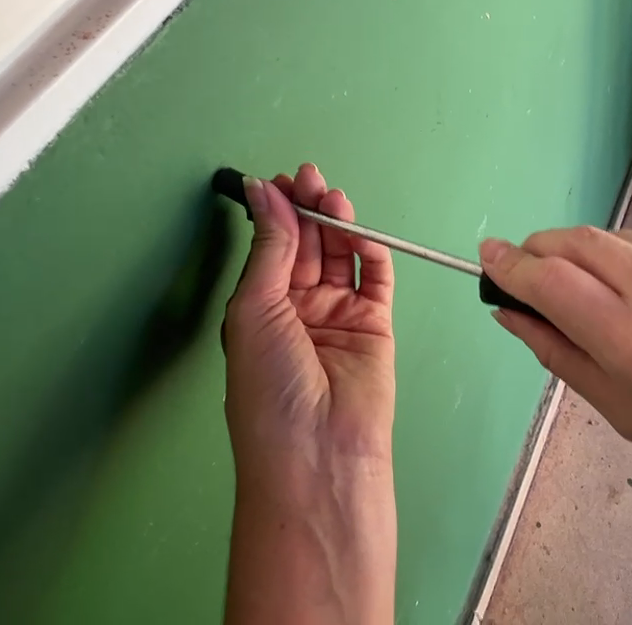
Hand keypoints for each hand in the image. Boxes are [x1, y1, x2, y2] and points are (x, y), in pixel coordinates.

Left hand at [223, 164, 394, 474]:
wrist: (318, 453)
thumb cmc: (270, 386)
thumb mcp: (256, 309)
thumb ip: (270, 246)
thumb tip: (263, 191)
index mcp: (260, 307)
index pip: (271, 248)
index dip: (276, 213)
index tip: (279, 181)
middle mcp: (298, 307)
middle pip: (305, 245)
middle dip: (306, 209)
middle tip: (308, 177)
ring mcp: (338, 314)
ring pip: (339, 254)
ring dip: (336, 222)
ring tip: (331, 196)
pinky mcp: (375, 322)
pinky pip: (374, 276)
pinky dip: (369, 251)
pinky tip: (358, 231)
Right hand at [480, 227, 631, 518]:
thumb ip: (566, 359)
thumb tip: (514, 316)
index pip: (552, 281)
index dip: (510, 266)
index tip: (486, 259)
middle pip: (576, 241)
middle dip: (538, 248)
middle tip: (521, 271)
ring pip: (613, 237)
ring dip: (580, 254)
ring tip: (579, 290)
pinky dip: (625, 261)